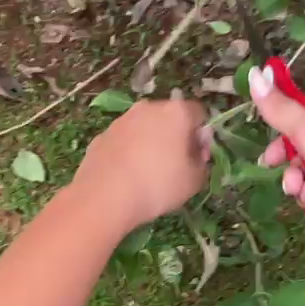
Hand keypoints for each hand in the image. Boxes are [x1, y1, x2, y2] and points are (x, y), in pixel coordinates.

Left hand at [74, 99, 211, 227]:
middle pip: (170, 118)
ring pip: (144, 128)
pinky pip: (124, 141)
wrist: (105, 197)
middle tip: (175, 167)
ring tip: (148, 174)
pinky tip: (127, 177)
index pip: (199, 114)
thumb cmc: (158, 186)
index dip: (202, 136)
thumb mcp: (194, 181)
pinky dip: (129, 153)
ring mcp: (122, 120)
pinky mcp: (102, 135)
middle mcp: (148, 108)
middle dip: (176, 137)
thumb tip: (196, 154)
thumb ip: (202, 163)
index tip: (198, 158)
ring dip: (151, 144)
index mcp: (176, 112)